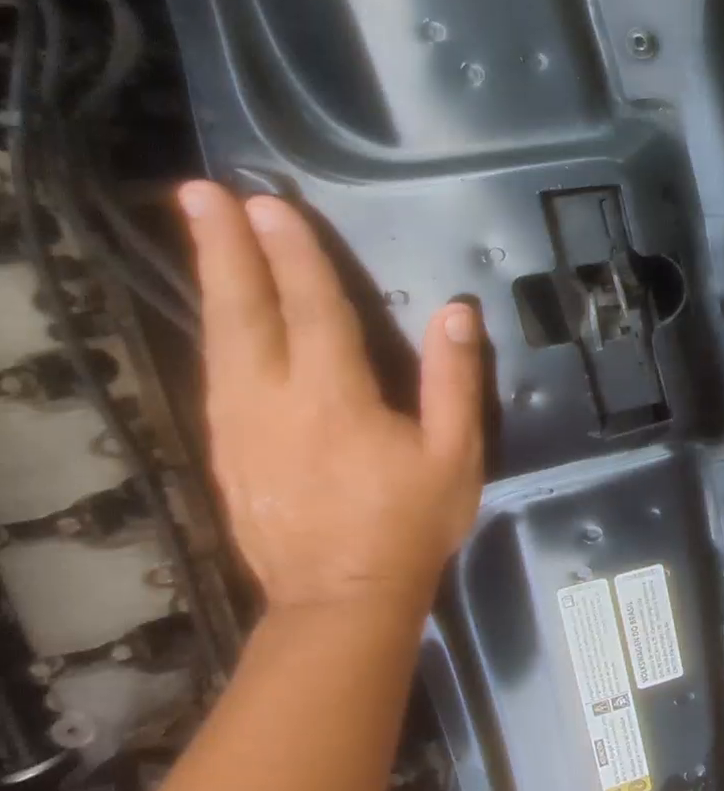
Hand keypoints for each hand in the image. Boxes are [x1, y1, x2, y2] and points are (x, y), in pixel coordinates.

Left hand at [178, 181, 485, 615]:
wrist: (341, 597)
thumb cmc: (411, 521)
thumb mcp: (455, 453)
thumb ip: (454, 380)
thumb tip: (455, 312)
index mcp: (333, 399)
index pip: (312, 310)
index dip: (293, 254)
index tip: (270, 203)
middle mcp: (271, 403)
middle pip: (242, 312)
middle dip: (223, 249)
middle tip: (200, 192)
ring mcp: (238, 427)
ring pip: (217, 339)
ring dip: (212, 280)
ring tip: (203, 234)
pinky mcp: (225, 449)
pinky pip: (216, 373)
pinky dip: (217, 328)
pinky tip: (222, 313)